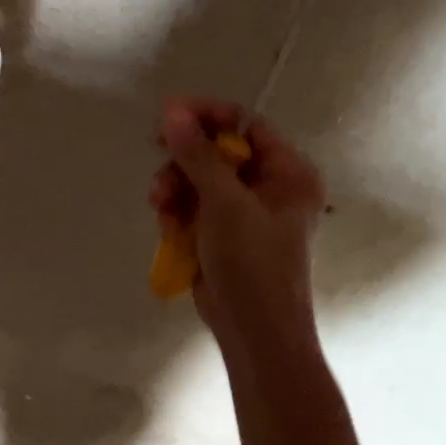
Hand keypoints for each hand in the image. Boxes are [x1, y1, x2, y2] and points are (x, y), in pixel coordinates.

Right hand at [149, 98, 325, 337]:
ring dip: (173, 187)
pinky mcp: (220, 230)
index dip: (206, 115)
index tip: (168, 115)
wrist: (253, 334)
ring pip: (196, 176)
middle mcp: (268, 185)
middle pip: (214, 148)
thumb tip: (171, 111)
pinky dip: (176, 210)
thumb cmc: (253, 264)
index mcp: (287, 172)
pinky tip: (169, 227)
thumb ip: (197, 154)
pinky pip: (190, 203)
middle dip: (182, 159)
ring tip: (160, 206)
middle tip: (159, 163)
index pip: (244, 124)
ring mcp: (242, 209)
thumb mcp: (224, 203)